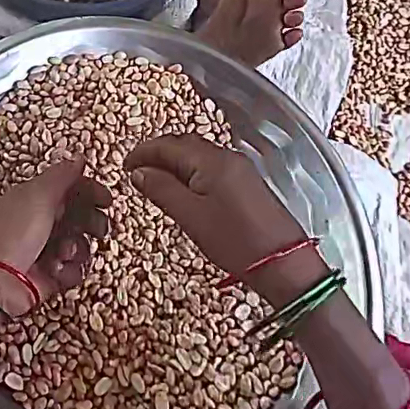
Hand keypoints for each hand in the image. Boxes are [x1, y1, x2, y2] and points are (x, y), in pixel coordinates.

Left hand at [0, 158, 110, 303]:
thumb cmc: (12, 233)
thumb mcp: (38, 196)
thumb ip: (61, 176)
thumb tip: (79, 157)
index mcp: (35, 198)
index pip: (70, 189)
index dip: (90, 192)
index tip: (106, 200)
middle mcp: (41, 222)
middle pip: (80, 217)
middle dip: (91, 223)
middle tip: (97, 229)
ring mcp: (45, 250)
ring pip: (80, 245)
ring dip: (78, 248)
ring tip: (63, 253)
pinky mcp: (50, 276)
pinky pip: (74, 271)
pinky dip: (70, 271)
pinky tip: (56, 270)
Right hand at [123, 136, 326, 303]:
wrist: (285, 263)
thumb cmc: (235, 240)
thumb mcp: (190, 216)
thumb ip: (161, 189)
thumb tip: (138, 173)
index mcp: (211, 161)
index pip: (168, 144)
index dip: (142, 152)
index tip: (124, 166)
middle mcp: (226, 158)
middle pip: (183, 144)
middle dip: (156, 154)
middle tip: (135, 171)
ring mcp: (239, 170)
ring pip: (197, 156)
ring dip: (172, 163)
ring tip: (153, 181)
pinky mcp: (246, 184)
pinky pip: (209, 167)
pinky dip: (188, 172)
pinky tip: (181, 189)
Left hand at [194, 0, 307, 67]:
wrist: (223, 47)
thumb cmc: (231, 14)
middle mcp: (266, 5)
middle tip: (288, 2)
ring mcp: (272, 24)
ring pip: (295, 16)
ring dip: (297, 16)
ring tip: (287, 19)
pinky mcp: (275, 42)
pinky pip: (292, 36)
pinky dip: (294, 35)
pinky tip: (288, 34)